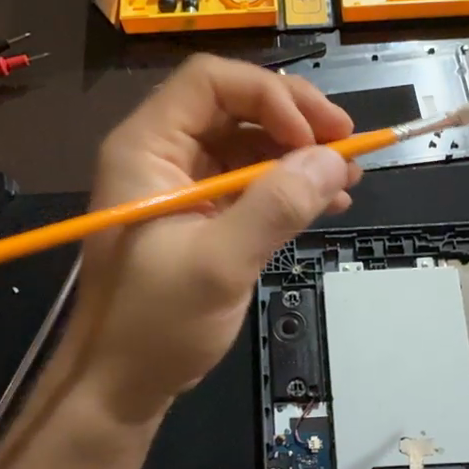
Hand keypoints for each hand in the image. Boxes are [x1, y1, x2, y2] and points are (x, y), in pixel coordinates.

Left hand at [66, 56, 359, 417]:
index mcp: (146, 148)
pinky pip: (249, 183)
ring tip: (348, 178)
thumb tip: (334, 158)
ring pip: (248, 144)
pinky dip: (288, 187)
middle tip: (348, 148)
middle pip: (234, 106)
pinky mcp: (198, 217)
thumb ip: (276, 207)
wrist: (119, 386)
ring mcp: (181, 186)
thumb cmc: (154, 325)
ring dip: (299, 155)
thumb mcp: (219, 264)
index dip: (269, 95)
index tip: (315, 136)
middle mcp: (162, 154)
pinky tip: (328, 201)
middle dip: (295, 121)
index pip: (210, 82)